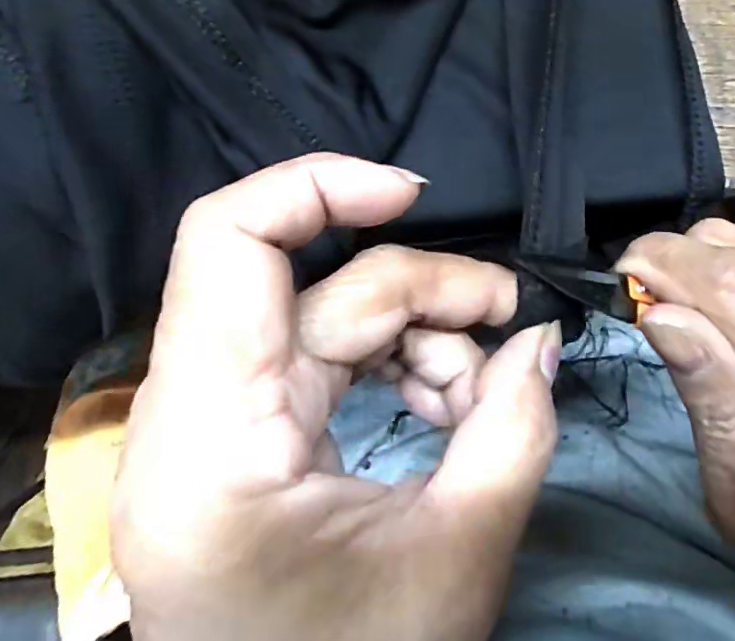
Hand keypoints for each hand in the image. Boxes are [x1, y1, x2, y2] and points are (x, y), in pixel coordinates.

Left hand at [112, 153, 563, 640]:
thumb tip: (539, 337)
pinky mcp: (250, 430)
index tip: (411, 195)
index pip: (229, 242)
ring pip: (335, 312)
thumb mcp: (462, 550)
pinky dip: (399, 359)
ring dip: (423, 331)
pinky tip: (446, 403)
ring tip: (480, 394)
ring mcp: (218, 421)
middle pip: (323, 285)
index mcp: (215, 440)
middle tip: (508, 322)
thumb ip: (514, 423)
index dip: (319, 185)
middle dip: (430, 290)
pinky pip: (333, 351)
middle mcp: (195, 415)